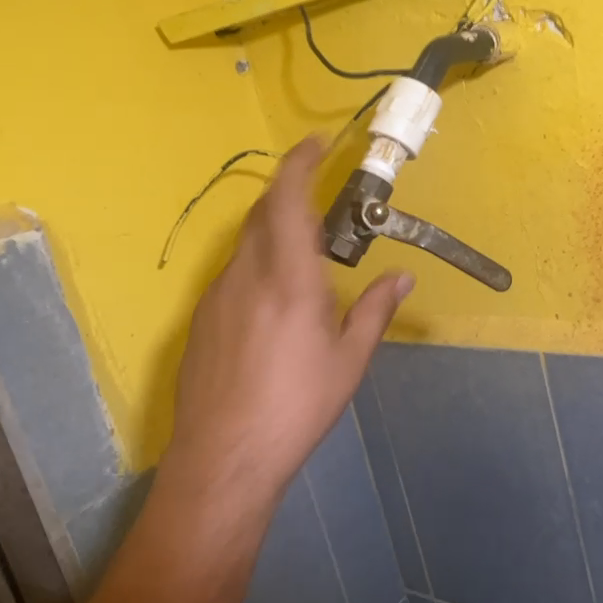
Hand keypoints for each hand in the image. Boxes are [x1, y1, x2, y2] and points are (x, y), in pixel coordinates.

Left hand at [165, 137, 413, 497]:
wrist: (224, 457)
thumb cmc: (297, 407)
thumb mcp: (349, 361)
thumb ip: (375, 310)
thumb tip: (403, 276)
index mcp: (290, 279)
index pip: (288, 201)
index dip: (299, 164)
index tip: (316, 145)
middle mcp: (247, 275)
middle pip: (263, 214)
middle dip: (289, 195)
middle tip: (320, 203)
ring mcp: (216, 296)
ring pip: (246, 245)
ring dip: (274, 234)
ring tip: (304, 260)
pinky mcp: (200, 320)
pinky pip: (233, 275)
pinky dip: (256, 266)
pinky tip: (273, 304)